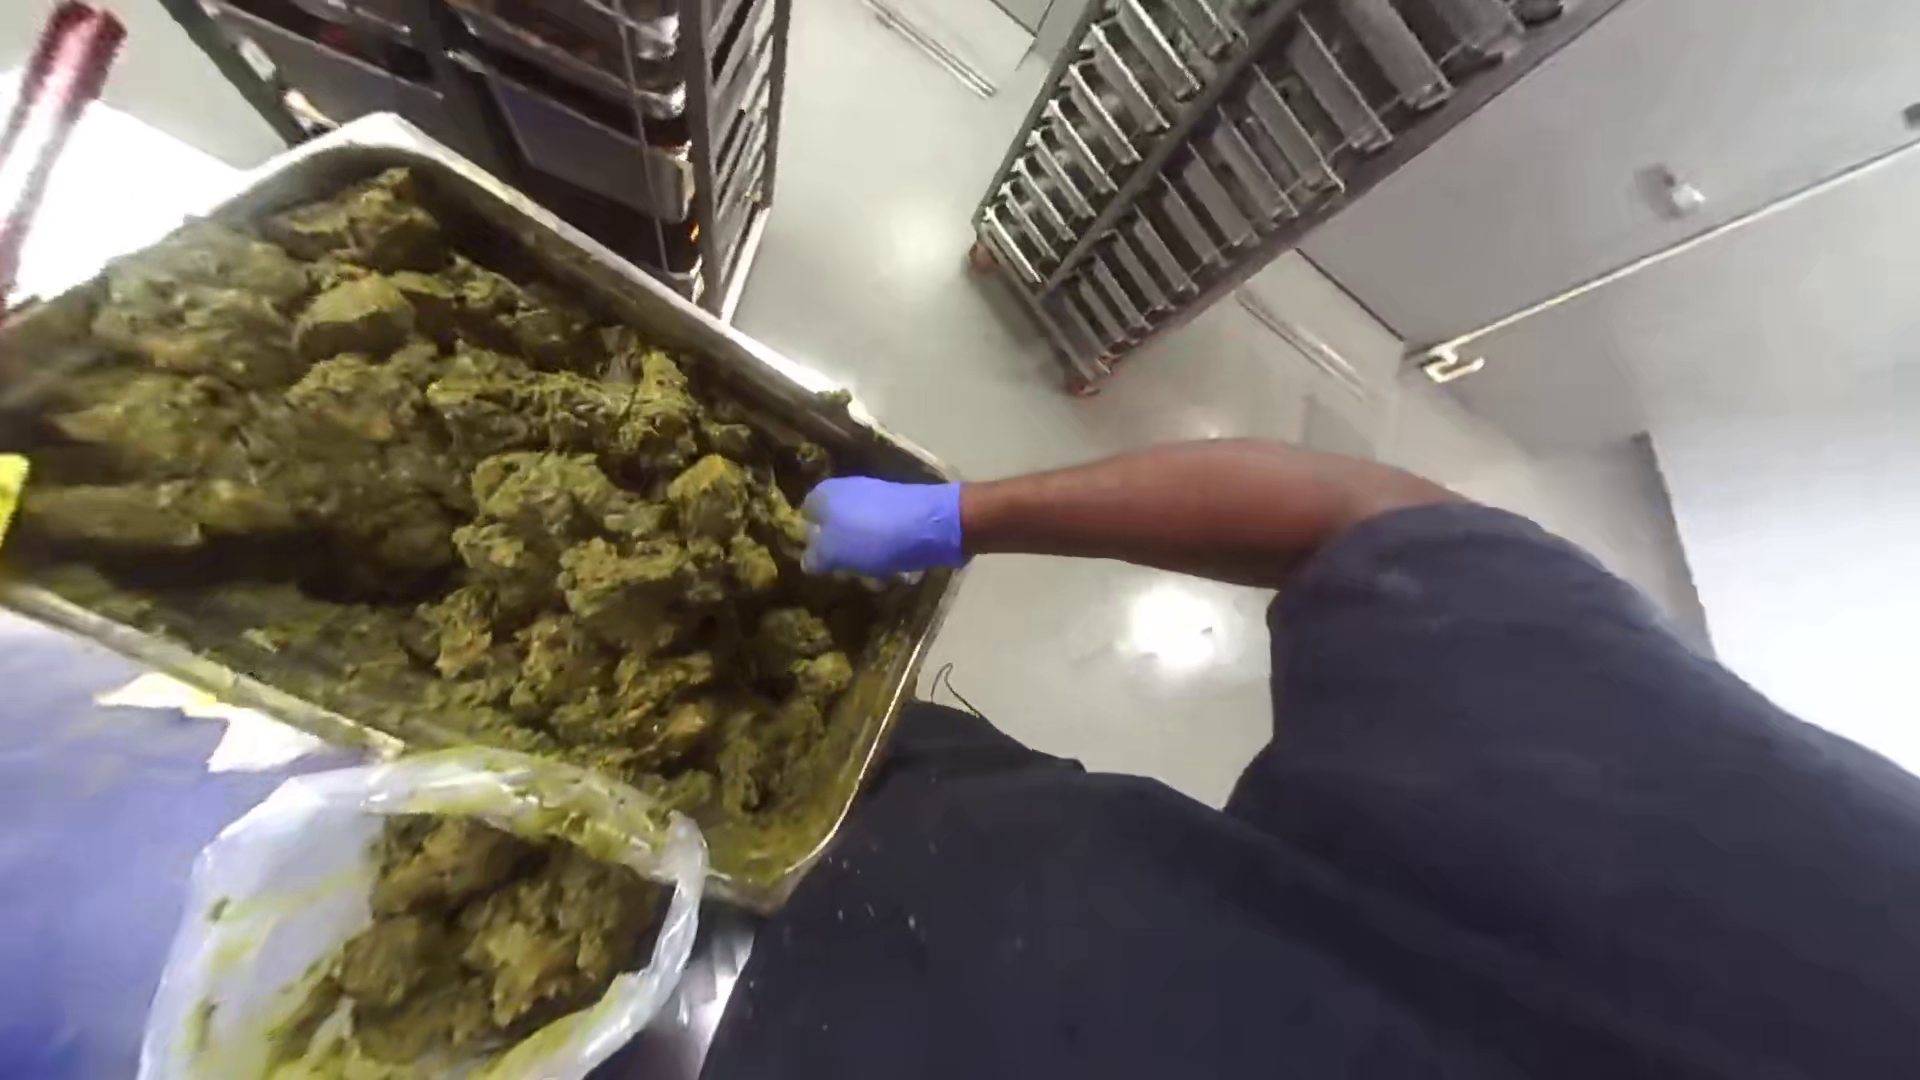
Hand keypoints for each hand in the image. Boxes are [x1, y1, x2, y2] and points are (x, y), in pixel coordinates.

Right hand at [800, 478, 964, 576]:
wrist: (933, 523)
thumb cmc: (873, 537)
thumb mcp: (833, 552)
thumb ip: (815, 557)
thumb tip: (809, 561)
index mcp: (826, 494)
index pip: (806, 515)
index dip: (811, 541)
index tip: (821, 563)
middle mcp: (849, 490)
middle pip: (835, 527)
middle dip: (841, 553)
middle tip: (848, 574)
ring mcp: (879, 499)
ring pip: (861, 535)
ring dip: (866, 558)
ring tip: (876, 578)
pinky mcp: (902, 510)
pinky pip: (885, 536)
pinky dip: (888, 553)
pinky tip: (897, 569)